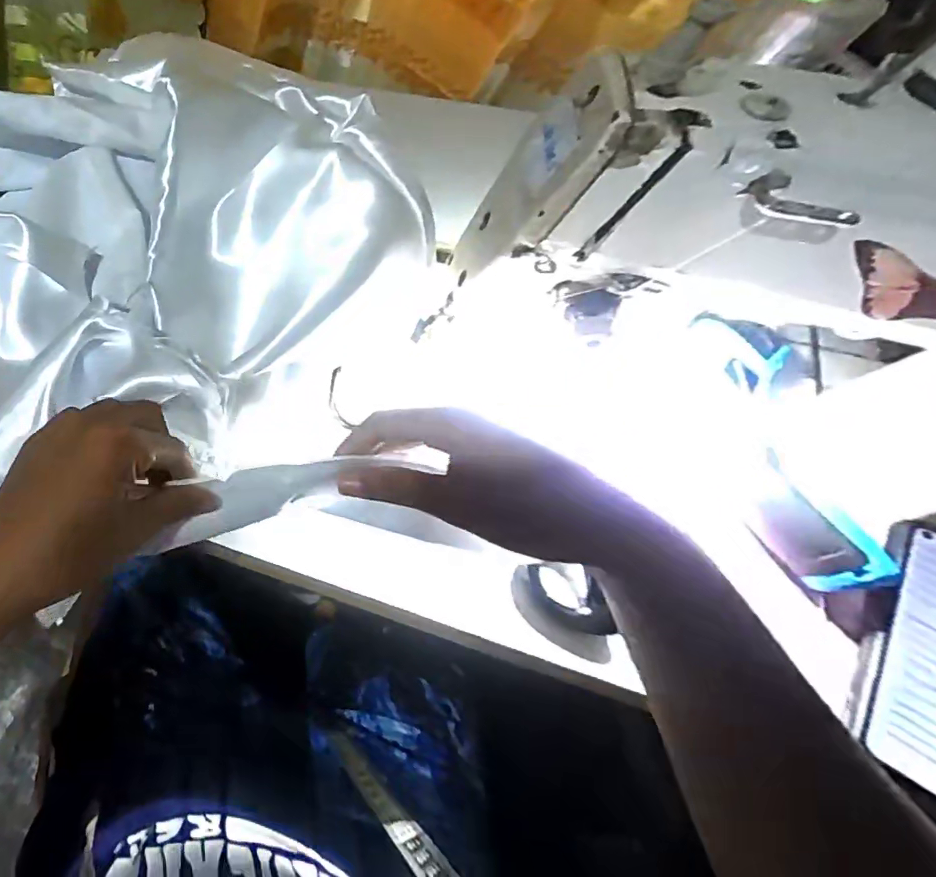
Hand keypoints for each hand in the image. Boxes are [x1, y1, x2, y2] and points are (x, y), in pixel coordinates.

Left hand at [0, 399, 219, 640]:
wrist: (1, 564)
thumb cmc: (73, 551)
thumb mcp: (132, 530)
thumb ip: (175, 506)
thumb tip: (211, 496)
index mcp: (117, 438)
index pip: (169, 446)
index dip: (185, 472)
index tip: (187, 496)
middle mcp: (90, 419)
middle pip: (143, 415)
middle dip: (161, 443)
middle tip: (160, 484)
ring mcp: (60, 425)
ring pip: (112, 415)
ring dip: (131, 438)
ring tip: (128, 479)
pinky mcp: (40, 437)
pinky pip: (83, 425)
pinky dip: (101, 440)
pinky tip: (95, 477)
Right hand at [336, 407, 677, 576]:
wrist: (603, 520)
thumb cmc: (521, 509)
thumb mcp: (451, 503)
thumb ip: (395, 487)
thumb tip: (342, 478)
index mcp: (445, 421)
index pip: (380, 422)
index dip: (351, 445)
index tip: (332, 474)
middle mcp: (459, 415)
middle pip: (399, 423)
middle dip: (369, 449)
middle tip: (353, 482)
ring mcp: (480, 428)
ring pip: (420, 433)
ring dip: (394, 455)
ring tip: (382, 486)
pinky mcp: (496, 444)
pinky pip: (441, 442)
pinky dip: (419, 458)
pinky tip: (425, 483)